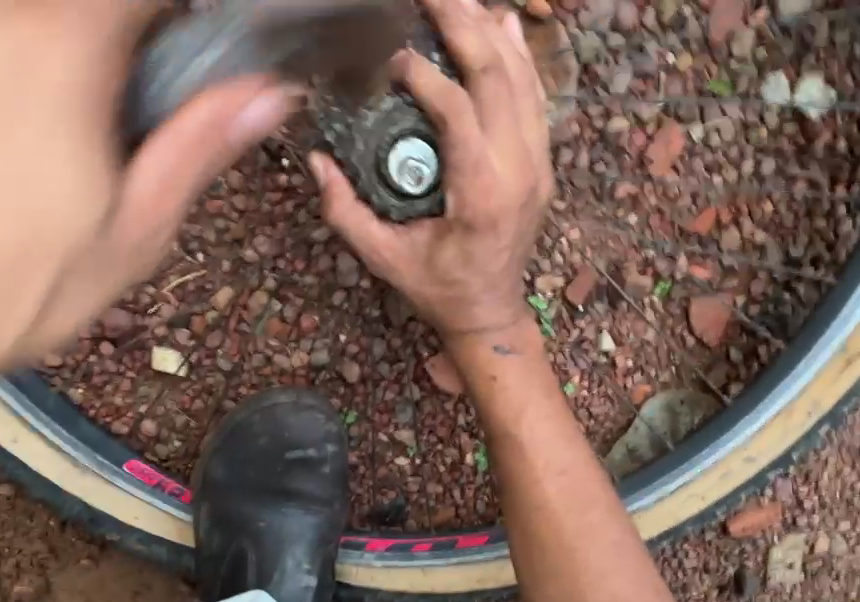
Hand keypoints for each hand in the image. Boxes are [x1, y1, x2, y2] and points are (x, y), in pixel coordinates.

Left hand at [0, 0, 294, 412]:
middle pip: (71, 1)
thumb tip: (268, 94)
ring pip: (4, 9)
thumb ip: (199, 145)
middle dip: (99, 41)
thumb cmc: (7, 289)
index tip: (171, 57)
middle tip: (99, 112)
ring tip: (27, 125)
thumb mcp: (131, 235)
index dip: (167, 20)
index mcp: (59, 46)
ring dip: (34, 43)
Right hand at [311, 0, 552, 344]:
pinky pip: (535, 100)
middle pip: (497, 77)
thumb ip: (347, 213)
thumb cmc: (438, 291)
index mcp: (482, 195)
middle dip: (463, 25)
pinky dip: (519, 59)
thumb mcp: (385, 260)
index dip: (426, 74)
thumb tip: (316, 161)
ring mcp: (539, 168)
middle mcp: (520, 173)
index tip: (394, 61)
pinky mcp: (543, 167)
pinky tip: (502, 25)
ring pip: (522, 81)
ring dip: (490, 33)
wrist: (491, 315)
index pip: (459, 110)